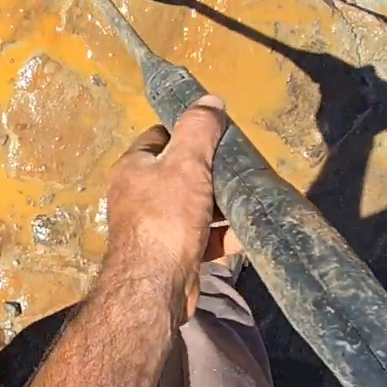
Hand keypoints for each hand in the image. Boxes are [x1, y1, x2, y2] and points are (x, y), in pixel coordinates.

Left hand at [103, 96, 228, 320]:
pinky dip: (224, 235)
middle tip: (242, 166)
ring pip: (195, 206)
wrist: (156, 285)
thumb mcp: (185, 164)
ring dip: (222, 204)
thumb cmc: (166, 217)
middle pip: (180, 172)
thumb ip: (199, 130)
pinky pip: (203, 237)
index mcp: (133, 169)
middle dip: (212, 170)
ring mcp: (155, 226)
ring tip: (252, 195)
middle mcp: (138, 196)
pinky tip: (248, 231)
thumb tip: (211, 100)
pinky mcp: (173, 253)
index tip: (219, 134)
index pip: (160, 137)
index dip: (188, 132)